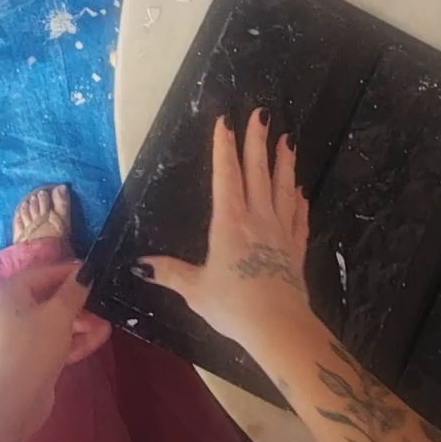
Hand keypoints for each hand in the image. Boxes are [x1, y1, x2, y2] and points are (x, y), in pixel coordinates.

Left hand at [0, 262, 105, 435]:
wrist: (14, 405)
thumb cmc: (33, 348)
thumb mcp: (59, 314)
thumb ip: (75, 289)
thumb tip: (87, 271)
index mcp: (8, 291)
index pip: (45, 272)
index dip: (73, 272)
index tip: (98, 273)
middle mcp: (7, 308)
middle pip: (50, 297)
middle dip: (80, 303)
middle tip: (104, 304)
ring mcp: (15, 334)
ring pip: (53, 320)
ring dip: (80, 322)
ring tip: (106, 326)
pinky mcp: (26, 354)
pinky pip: (50, 338)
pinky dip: (71, 339)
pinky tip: (97, 340)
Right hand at [136, 111, 311, 349]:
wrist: (280, 328)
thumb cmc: (234, 306)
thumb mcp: (194, 290)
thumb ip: (169, 272)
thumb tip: (139, 263)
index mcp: (230, 222)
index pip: (226, 175)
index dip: (224, 147)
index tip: (226, 120)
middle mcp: (257, 218)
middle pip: (258, 172)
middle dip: (258, 140)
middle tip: (263, 113)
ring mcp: (281, 232)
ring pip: (283, 188)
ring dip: (285, 162)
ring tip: (289, 139)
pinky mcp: (296, 249)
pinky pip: (299, 217)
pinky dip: (299, 201)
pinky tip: (301, 191)